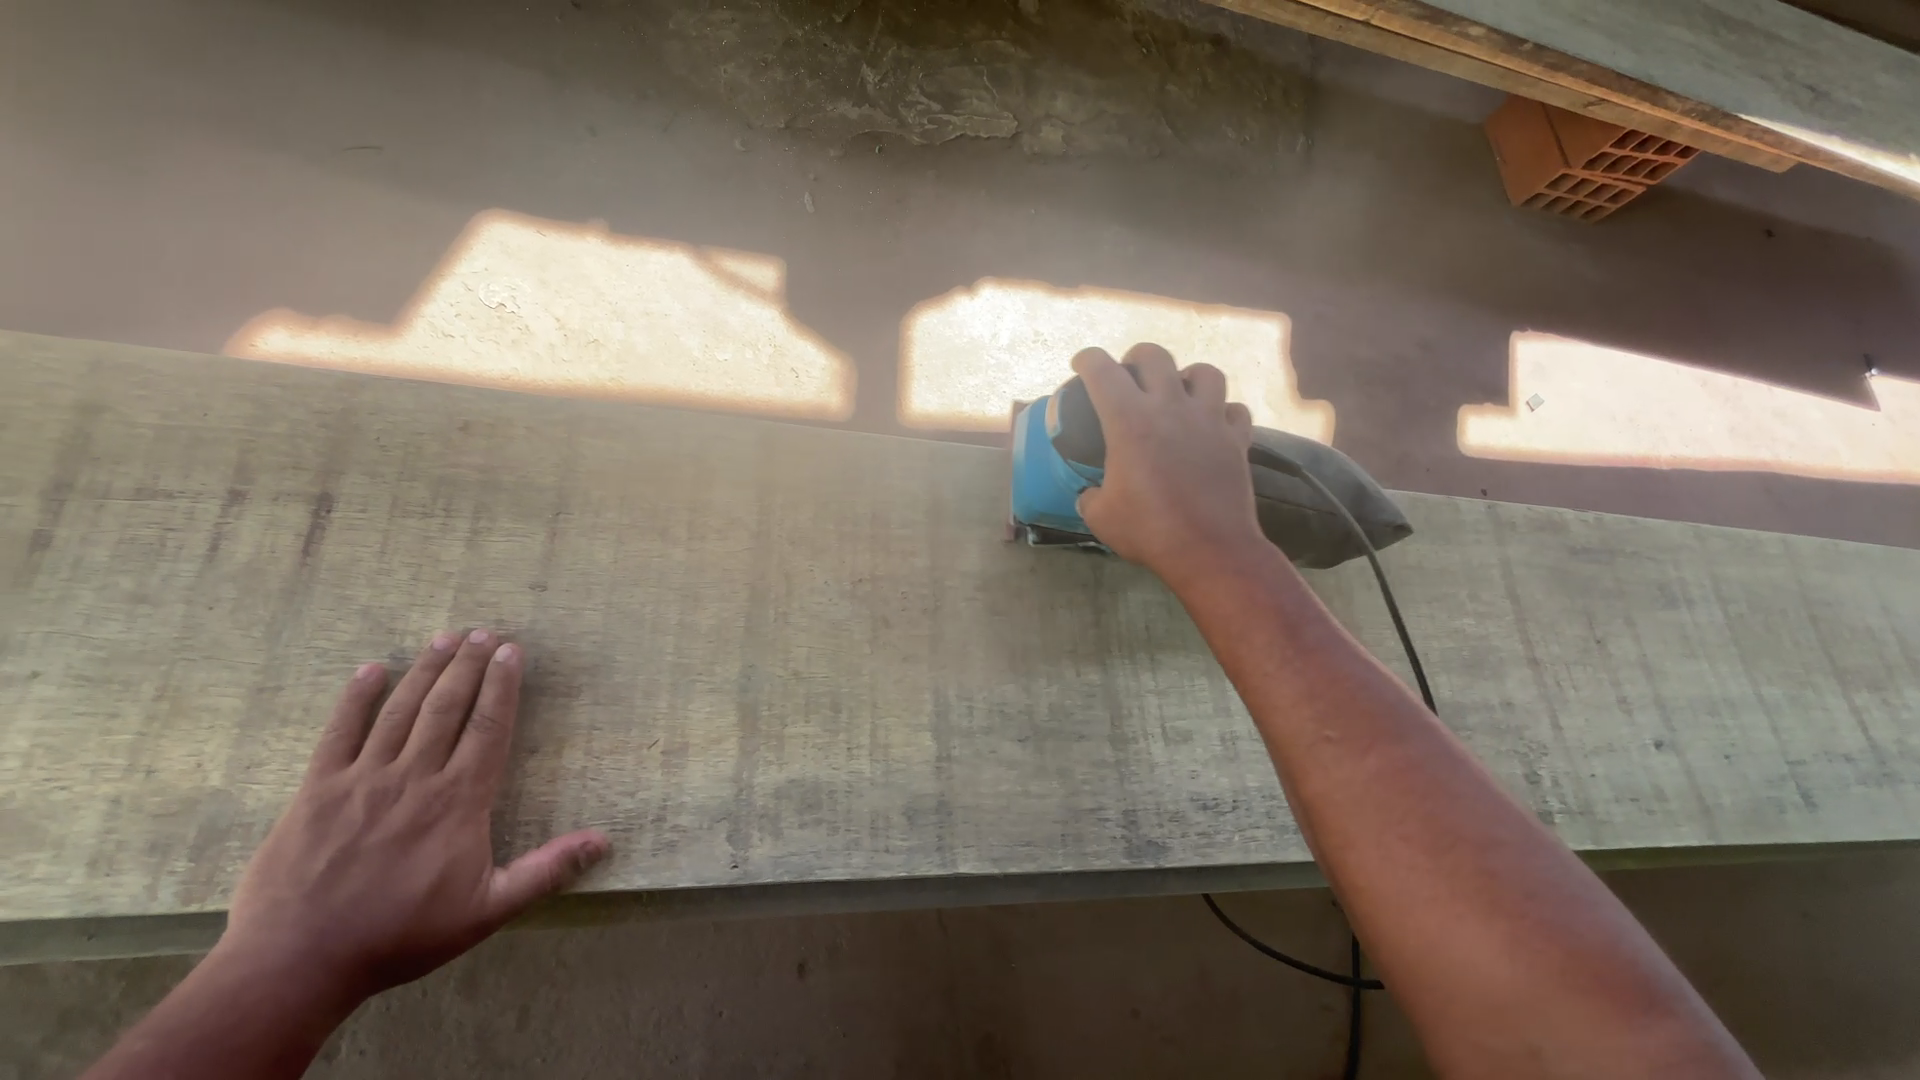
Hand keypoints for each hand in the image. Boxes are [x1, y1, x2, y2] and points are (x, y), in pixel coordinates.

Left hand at [216, 630, 609, 1002]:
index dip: (502, 685)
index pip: (488, 727)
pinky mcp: (316, 790)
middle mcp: (415, 777)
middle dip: (468, 665)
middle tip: (482, 632)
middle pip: (447, 706)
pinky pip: (339, 733)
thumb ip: (547, 869)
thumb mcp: (488, 908)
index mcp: (459, 800)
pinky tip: (370, 670)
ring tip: (444, 637)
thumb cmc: (402, 935)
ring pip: (401, 710)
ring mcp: (363, 779)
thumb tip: (604, 840)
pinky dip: (356, 698)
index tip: (511, 650)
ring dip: (425, 670)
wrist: (296, 962)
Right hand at [1073, 344, 1267, 584]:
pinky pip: (1234, 410)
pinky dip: (1222, 412)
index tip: (1081, 363)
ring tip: (1179, 393)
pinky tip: (1213, 425)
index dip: (1087, 359)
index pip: (1102, 370)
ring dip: (1187, 376)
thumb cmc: (1148, 531)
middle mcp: (1170, 407)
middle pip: (1155, 356)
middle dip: (1137, 357)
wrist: (1209, 550)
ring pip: (1205, 372)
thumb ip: (1090, 495)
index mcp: (1129, 420)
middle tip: (1130, 373)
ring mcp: (1209, 420)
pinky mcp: (1237, 440)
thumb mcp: (1099, 516)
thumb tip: (1090, 493)